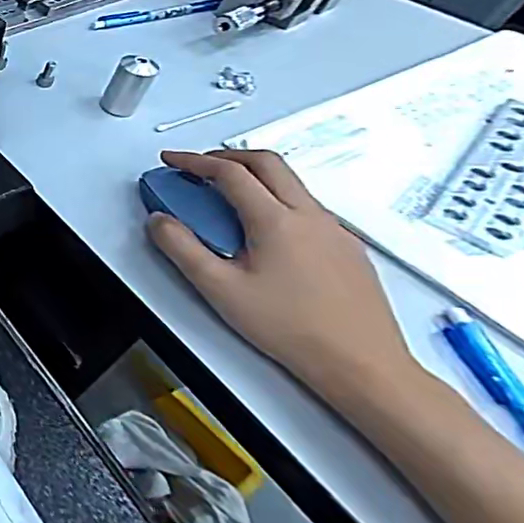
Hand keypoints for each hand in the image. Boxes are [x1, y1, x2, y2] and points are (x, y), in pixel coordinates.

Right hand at [146, 149, 424, 405]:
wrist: (363, 367)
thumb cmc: (294, 330)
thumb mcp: (220, 290)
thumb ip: (182, 249)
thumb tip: (160, 221)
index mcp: (276, 220)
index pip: (229, 172)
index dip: (194, 160)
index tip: (173, 160)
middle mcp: (310, 216)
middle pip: (266, 162)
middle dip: (226, 155)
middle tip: (199, 165)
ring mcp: (335, 231)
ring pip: (291, 182)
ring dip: (254, 174)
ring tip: (227, 194)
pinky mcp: (348, 249)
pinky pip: (308, 206)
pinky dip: (277, 198)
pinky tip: (264, 228)